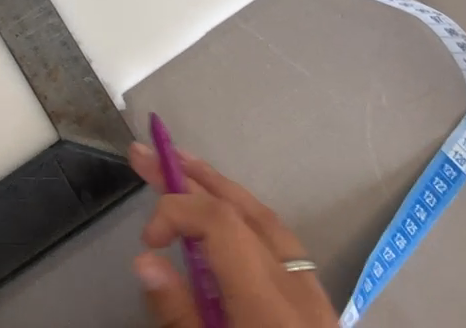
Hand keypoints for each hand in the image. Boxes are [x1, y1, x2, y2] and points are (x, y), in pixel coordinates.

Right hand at [128, 142, 333, 327]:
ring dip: (220, 188)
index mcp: (269, 307)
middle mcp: (297, 292)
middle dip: (191, 177)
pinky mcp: (321, 313)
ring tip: (182, 165)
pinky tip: (226, 214)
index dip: (176, 211)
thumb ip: (178, 314)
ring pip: (268, 221)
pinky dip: (246, 216)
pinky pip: (282, 245)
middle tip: (143, 153)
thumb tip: (145, 259)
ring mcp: (315, 300)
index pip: (220, 222)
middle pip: (243, 211)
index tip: (147, 241)